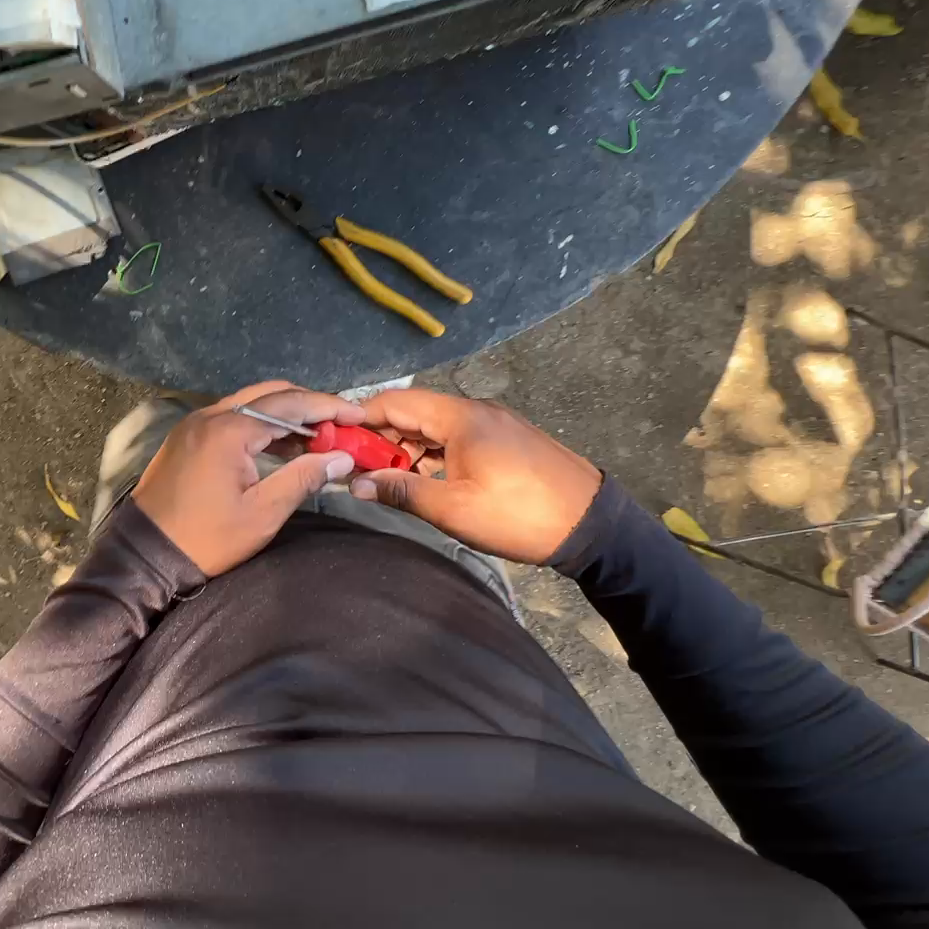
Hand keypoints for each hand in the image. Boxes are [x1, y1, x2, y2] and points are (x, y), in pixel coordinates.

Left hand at [132, 382, 364, 575]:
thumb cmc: (206, 538)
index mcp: (229, 430)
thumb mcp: (261, 514)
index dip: (329, 407)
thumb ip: (302, 478)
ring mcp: (194, 423)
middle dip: (309, 404)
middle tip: (341, 423)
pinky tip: (281, 443)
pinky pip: (231, 416)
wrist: (145, 553)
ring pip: (249, 402)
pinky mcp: (186, 436)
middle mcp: (210, 415)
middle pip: (270, 394)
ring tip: (319, 435)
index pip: (290, 405)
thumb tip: (341, 457)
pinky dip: (260, 422)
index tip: (360, 414)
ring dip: (285, 413)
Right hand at [349, 390, 600, 563]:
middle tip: (353, 462)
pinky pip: (455, 435)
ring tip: (384, 475)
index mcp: (461, 417)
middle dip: (379, 433)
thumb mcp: (454, 509)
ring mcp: (494, 423)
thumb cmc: (519, 515)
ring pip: (435, 424)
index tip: (333, 437)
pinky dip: (431, 450)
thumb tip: (355, 482)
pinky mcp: (506, 439)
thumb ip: (401, 491)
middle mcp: (475, 410)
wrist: (595, 526)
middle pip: (413, 411)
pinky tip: (423, 475)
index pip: (395, 401)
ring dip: (406, 445)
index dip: (359, 416)